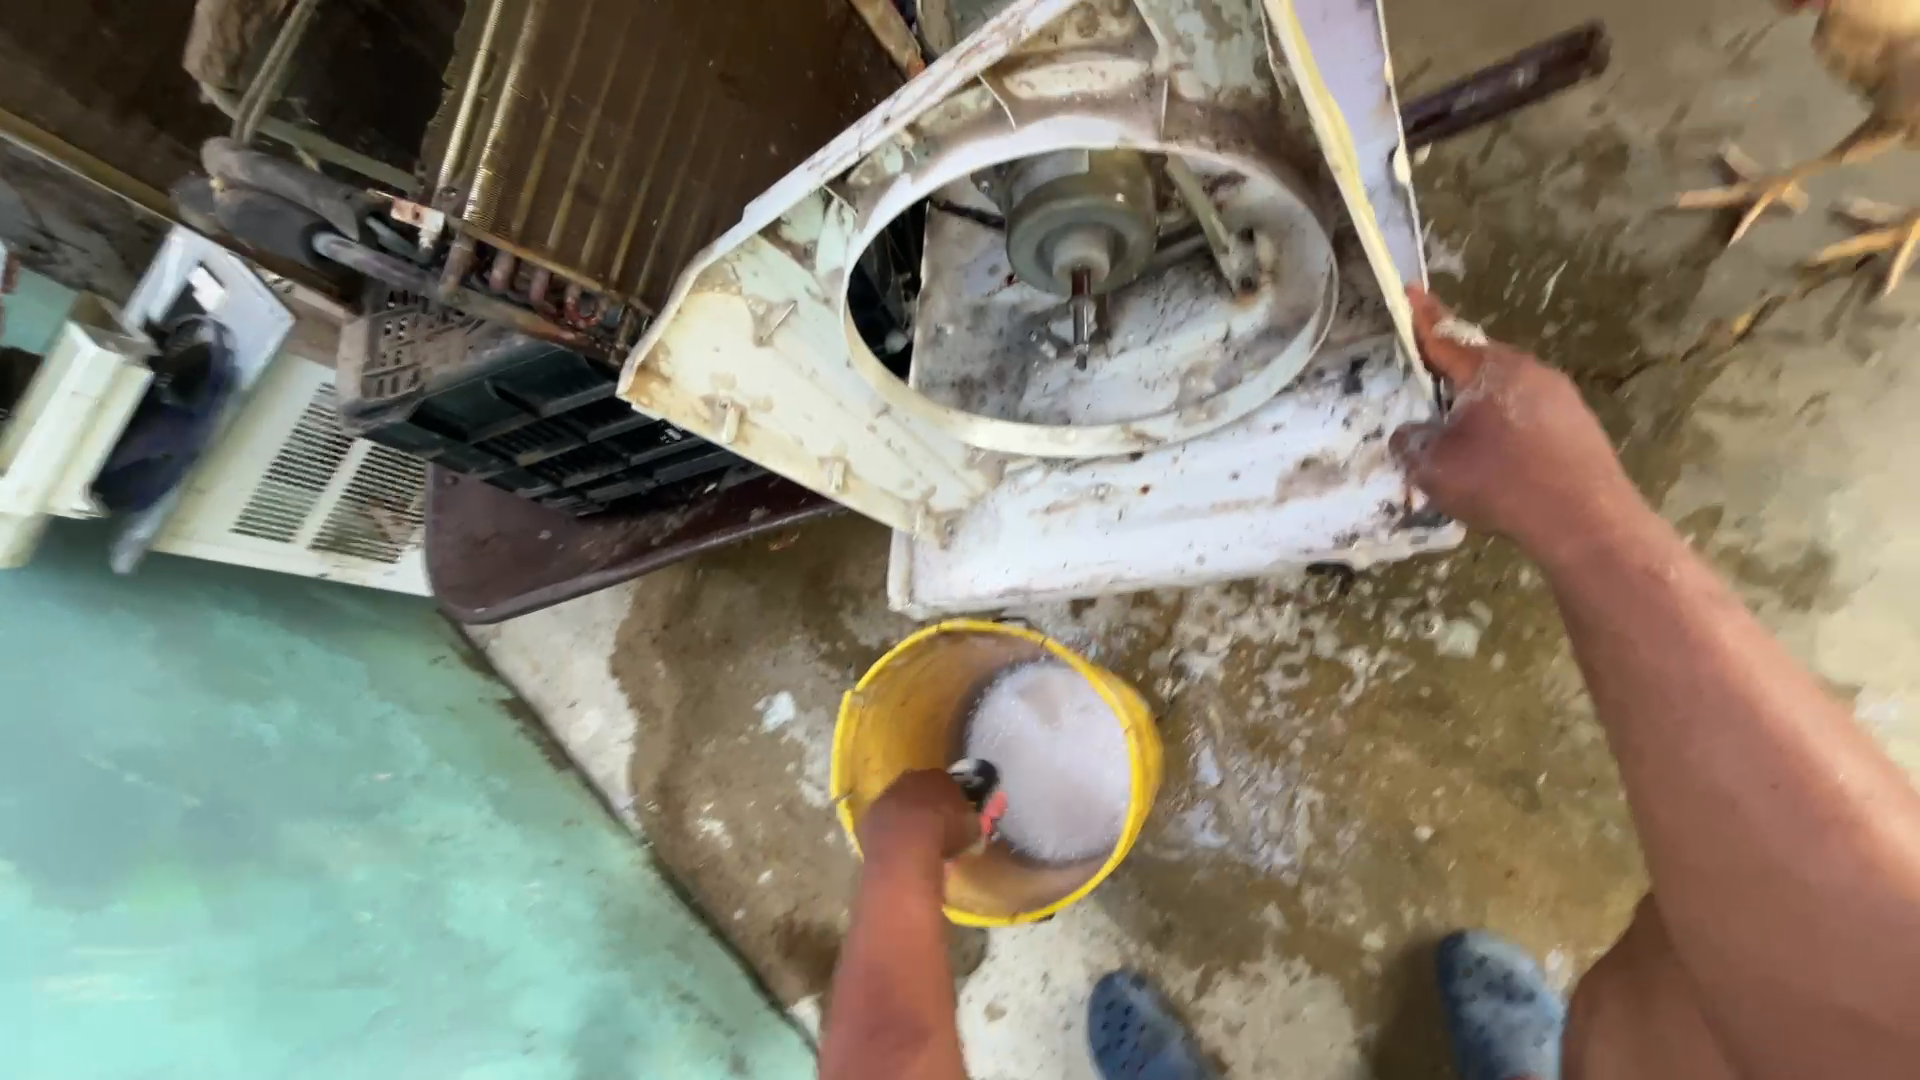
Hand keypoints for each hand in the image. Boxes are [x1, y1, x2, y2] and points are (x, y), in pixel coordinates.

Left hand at [858, 770, 982, 864]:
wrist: (907, 845)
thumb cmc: (946, 833)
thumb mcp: (972, 829)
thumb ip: (971, 821)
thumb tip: (970, 823)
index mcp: (939, 776)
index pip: (947, 782)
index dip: (951, 800)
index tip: (955, 817)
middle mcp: (911, 778)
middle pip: (920, 790)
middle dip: (926, 805)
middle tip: (934, 828)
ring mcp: (888, 795)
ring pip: (900, 804)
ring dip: (906, 818)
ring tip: (915, 842)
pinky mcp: (870, 814)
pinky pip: (884, 822)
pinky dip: (890, 832)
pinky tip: (897, 848)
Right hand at [1392, 288, 1650, 565]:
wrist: (1583, 519)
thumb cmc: (1498, 483)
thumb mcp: (1431, 466)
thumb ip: (1409, 441)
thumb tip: (1410, 432)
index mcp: (1489, 371)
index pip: (1445, 336)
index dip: (1422, 315)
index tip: (1409, 291)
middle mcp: (1528, 371)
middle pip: (1475, 361)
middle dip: (1447, 367)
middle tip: (1421, 382)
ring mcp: (1557, 396)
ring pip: (1501, 387)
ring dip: (1473, 401)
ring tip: (1454, 430)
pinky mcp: (1574, 423)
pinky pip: (1522, 409)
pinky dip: (1498, 422)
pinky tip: (1490, 454)